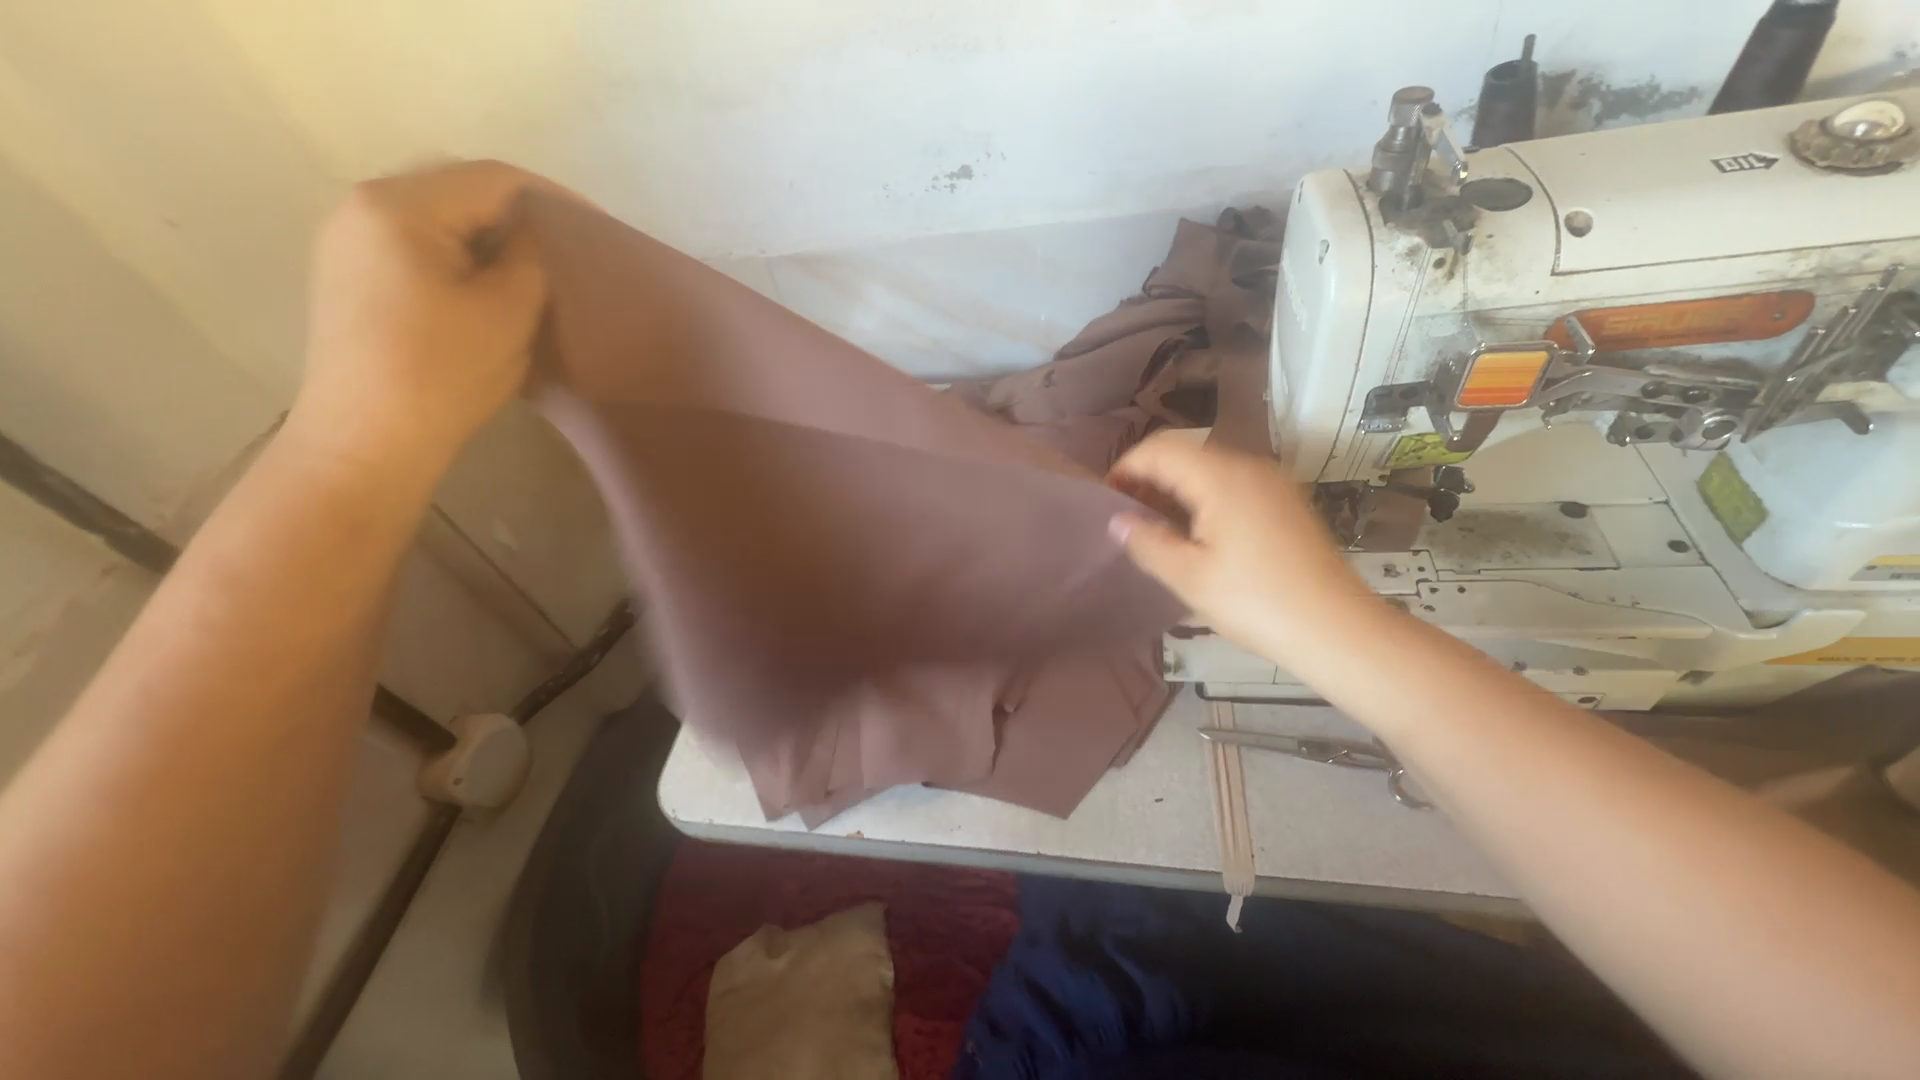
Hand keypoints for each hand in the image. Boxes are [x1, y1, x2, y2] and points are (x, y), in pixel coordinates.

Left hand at [291, 160, 559, 467]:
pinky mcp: (353, 278)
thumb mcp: (508, 309)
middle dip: (522, 214)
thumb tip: (535, 238)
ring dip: (493, 237)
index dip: (556, 199)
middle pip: (460, 191)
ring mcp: (350, 243)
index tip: (602, 230)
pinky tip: (495, 287)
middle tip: (573, 246)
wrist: (368, 441)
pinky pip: (420, 246)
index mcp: (398, 205)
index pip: (493, 179)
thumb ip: (531, 257)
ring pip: (440, 219)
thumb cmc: (442, 372)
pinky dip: (464, 256)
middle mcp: (362, 207)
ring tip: (541, 267)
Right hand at [1107, 433, 1378, 668]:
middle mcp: (1249, 467)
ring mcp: (1273, 483)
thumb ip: (1148, 543)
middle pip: (1186, 454)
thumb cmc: (1256, 602)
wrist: (1337, 628)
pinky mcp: (1286, 503)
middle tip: (1128, 519)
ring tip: (1157, 530)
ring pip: (1210, 469)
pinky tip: (1198, 537)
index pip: (1160, 449)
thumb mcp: (1190, 577)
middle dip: (1150, 479)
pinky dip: (1206, 499)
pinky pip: (1234, 485)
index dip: (1126, 468)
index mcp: (1221, 477)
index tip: (1106, 501)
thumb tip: (1117, 521)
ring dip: (1177, 490)